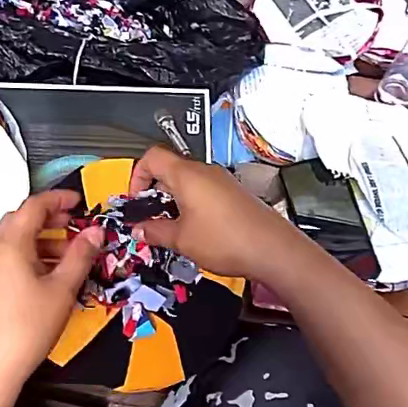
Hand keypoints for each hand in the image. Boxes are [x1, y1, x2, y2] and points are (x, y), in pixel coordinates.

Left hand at [0, 190, 103, 389]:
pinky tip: (49, 275)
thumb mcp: (63, 288)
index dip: (57, 199)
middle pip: (20, 220)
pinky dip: (30, 257)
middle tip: (74, 223)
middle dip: (49, 218)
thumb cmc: (24, 330)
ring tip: (68, 254)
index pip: (33, 206)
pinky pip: (8, 260)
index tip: (76, 201)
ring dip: (41, 239)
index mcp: (10, 246)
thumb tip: (93, 234)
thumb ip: (80, 255)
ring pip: (14, 241)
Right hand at [128, 146, 314, 284]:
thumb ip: (154, 231)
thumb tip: (140, 229)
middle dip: (155, 192)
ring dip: (174, 201)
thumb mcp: (181, 239)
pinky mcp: (234, 194)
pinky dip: (193, 206)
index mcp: (187, 175)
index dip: (137, 175)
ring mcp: (222, 181)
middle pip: (170, 169)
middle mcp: (205, 172)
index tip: (135, 198)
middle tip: (149, 217)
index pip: (152, 156)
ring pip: (188, 182)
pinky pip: (206, 192)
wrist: (271, 249)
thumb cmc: (229, 239)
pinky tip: (194, 231)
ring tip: (171, 228)